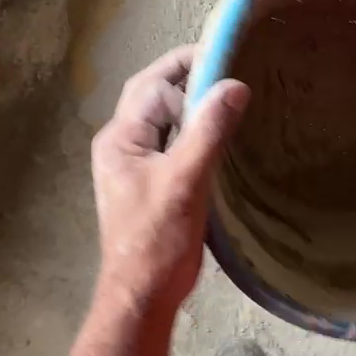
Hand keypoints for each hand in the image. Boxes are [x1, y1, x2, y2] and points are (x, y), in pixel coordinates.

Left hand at [91, 46, 248, 317]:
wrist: (143, 294)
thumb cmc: (157, 241)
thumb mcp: (185, 181)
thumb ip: (208, 130)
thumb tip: (233, 85)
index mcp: (120, 138)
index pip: (153, 85)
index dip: (187, 69)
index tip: (228, 60)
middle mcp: (122, 145)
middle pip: (155, 96)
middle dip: (191, 79)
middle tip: (234, 71)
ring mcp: (137, 165)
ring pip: (166, 120)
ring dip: (195, 106)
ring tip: (234, 99)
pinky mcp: (154, 183)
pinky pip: (175, 143)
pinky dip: (198, 131)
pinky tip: (223, 137)